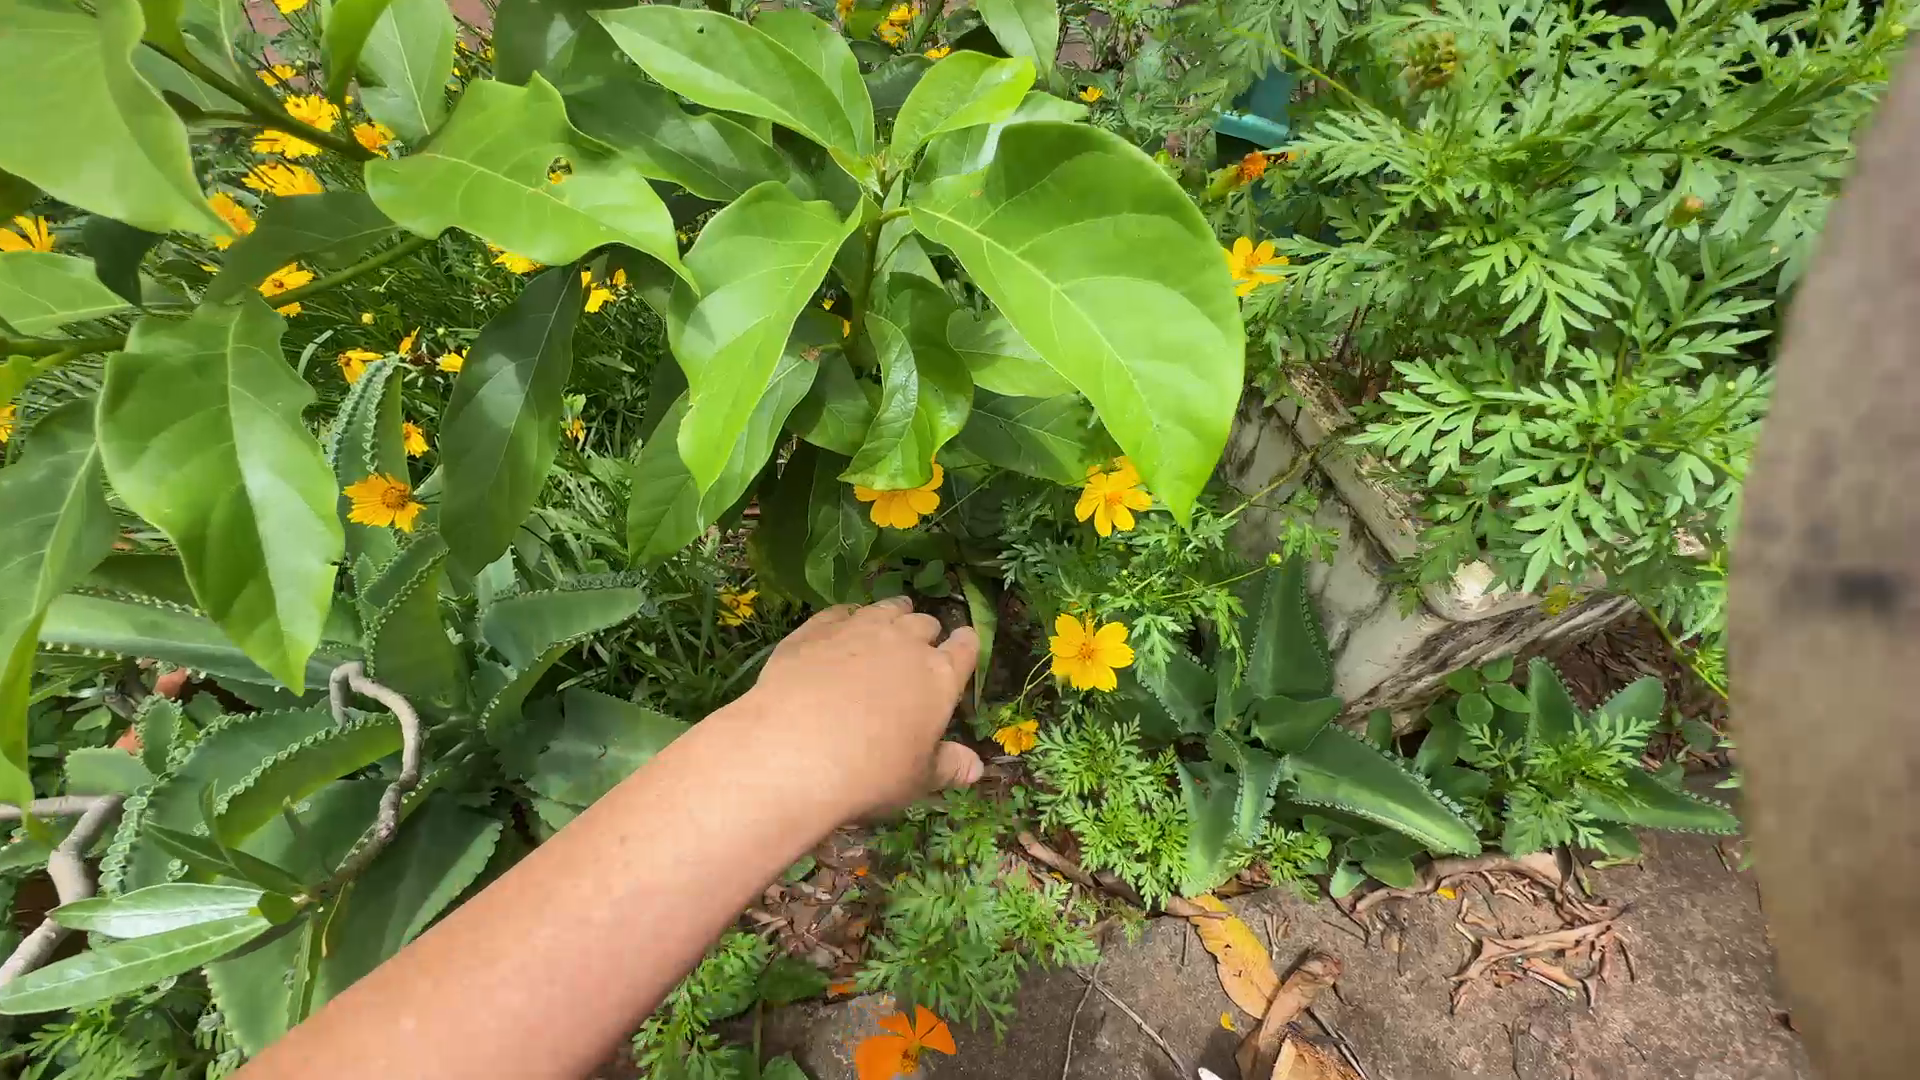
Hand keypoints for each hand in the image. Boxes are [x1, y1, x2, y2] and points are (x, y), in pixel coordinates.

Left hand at [732, 597, 982, 818]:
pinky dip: (848, 616)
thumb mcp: (917, 779)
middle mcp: (905, 642)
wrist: (796, 752)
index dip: (966, 645)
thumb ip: (948, 766)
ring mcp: (860, 629)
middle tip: (919, 646)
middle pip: (925, 623)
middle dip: (926, 632)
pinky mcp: (818, 628)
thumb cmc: (871, 773)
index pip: (965, 648)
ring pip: (886, 608)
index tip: (964, 644)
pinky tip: (842, 625)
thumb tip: (977, 768)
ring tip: (892, 617)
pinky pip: (841, 611)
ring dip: (893, 613)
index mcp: (939, 676)